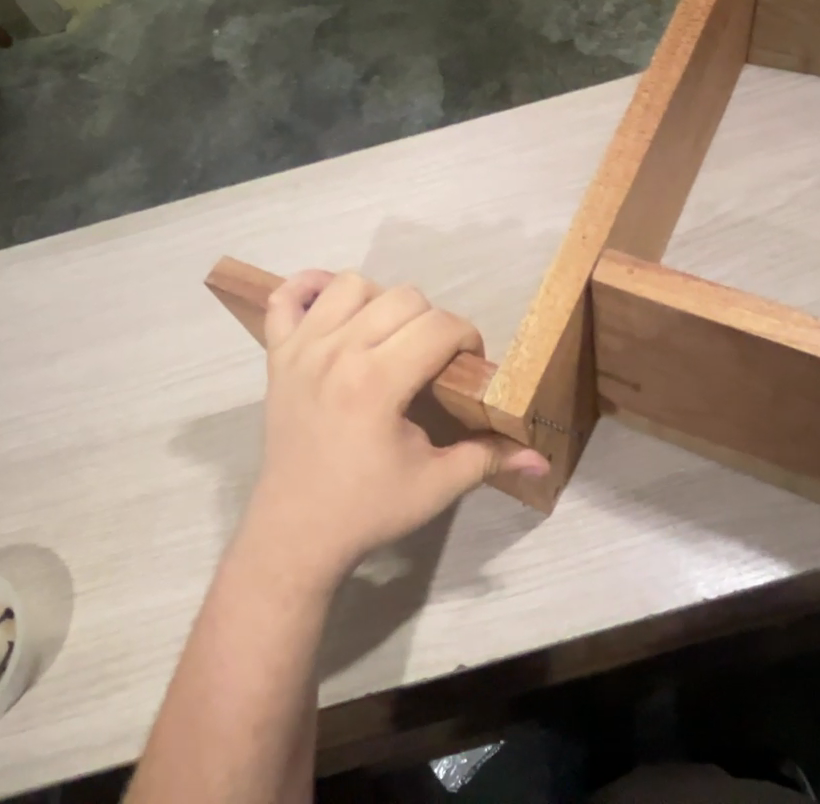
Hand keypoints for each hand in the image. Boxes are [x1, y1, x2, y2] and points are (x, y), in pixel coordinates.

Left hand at [241, 270, 548, 583]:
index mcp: (378, 382)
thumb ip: (490, 458)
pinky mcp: (277, 356)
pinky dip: (308, 289)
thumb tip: (542, 459)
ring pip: (351, 286)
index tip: (468, 367)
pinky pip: (285, 297)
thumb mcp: (437, 486)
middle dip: (432, 321)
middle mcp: (338, 352)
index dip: (468, 338)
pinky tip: (332, 309)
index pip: (440, 326)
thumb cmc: (368, 509)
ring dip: (380, 303)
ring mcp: (302, 350)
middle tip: (433, 360)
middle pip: (403, 297)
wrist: (297, 532)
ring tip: (388, 339)